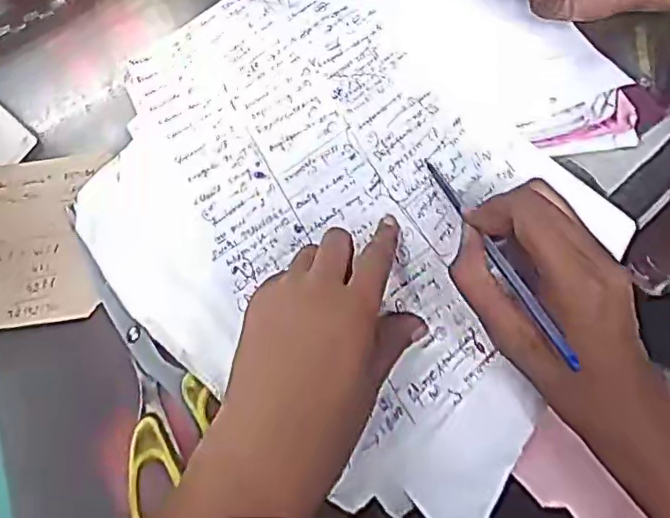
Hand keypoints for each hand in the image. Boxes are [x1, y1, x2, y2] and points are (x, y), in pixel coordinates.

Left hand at [168, 219, 423, 517]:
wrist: (265, 442)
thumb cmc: (322, 425)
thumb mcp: (368, 384)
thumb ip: (388, 341)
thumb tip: (410, 322)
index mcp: (355, 308)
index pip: (376, 257)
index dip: (384, 238)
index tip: (387, 227)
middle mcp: (320, 290)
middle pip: (336, 241)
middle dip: (346, 250)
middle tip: (351, 273)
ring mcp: (285, 291)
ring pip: (306, 255)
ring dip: (317, 267)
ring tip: (321, 301)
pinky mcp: (259, 300)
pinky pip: (280, 278)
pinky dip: (290, 288)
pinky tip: (293, 321)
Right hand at [447, 181, 656, 426]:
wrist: (629, 410)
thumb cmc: (572, 385)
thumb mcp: (509, 340)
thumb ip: (477, 283)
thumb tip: (467, 241)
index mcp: (576, 280)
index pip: (527, 209)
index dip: (491, 210)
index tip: (472, 228)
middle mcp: (598, 261)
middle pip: (541, 195)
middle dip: (502, 206)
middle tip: (483, 234)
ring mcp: (608, 259)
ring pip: (553, 202)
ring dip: (518, 213)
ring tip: (502, 247)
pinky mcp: (609, 262)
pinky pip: (564, 221)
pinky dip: (535, 225)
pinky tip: (525, 258)